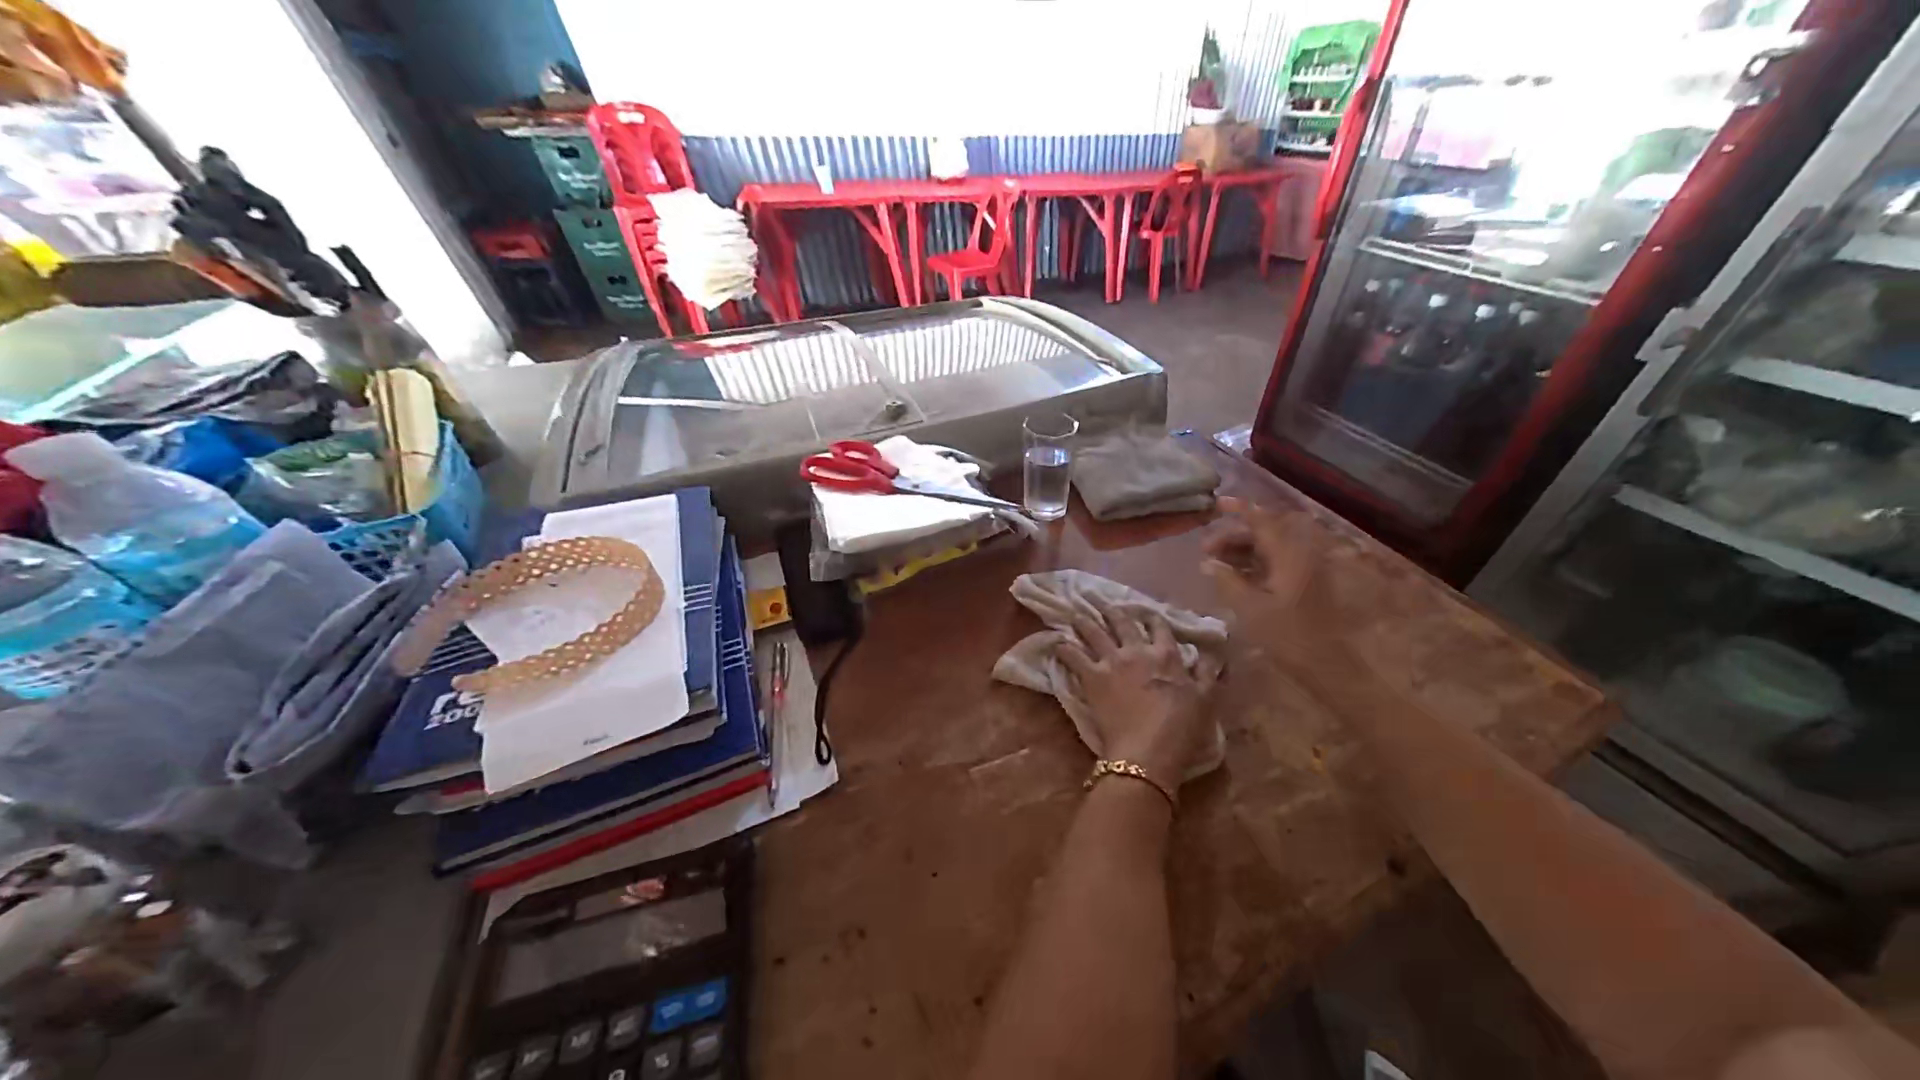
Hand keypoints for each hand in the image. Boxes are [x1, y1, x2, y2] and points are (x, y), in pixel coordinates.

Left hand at [1058, 612, 1215, 786]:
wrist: (1148, 748)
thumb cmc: (1181, 727)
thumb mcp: (1205, 698)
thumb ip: (1207, 672)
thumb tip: (1214, 653)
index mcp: (1167, 654)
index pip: (1159, 627)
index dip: (1152, 619)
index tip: (1146, 614)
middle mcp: (1138, 650)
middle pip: (1124, 623)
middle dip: (1114, 613)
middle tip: (1105, 606)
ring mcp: (1112, 661)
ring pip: (1095, 632)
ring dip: (1085, 622)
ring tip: (1076, 616)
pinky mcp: (1092, 676)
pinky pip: (1074, 656)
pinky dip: (1064, 648)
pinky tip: (1057, 643)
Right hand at [1199, 495, 1363, 670]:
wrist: (1325, 663)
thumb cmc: (1286, 635)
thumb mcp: (1249, 607)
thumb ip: (1226, 580)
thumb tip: (1207, 563)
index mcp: (1288, 555)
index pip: (1261, 520)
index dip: (1238, 509)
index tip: (1215, 504)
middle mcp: (1299, 554)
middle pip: (1264, 532)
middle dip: (1233, 536)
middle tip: (1205, 549)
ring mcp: (1304, 569)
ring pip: (1269, 548)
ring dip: (1242, 550)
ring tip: (1215, 564)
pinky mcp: (1304, 583)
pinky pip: (1275, 562)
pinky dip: (1253, 563)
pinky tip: (1234, 576)